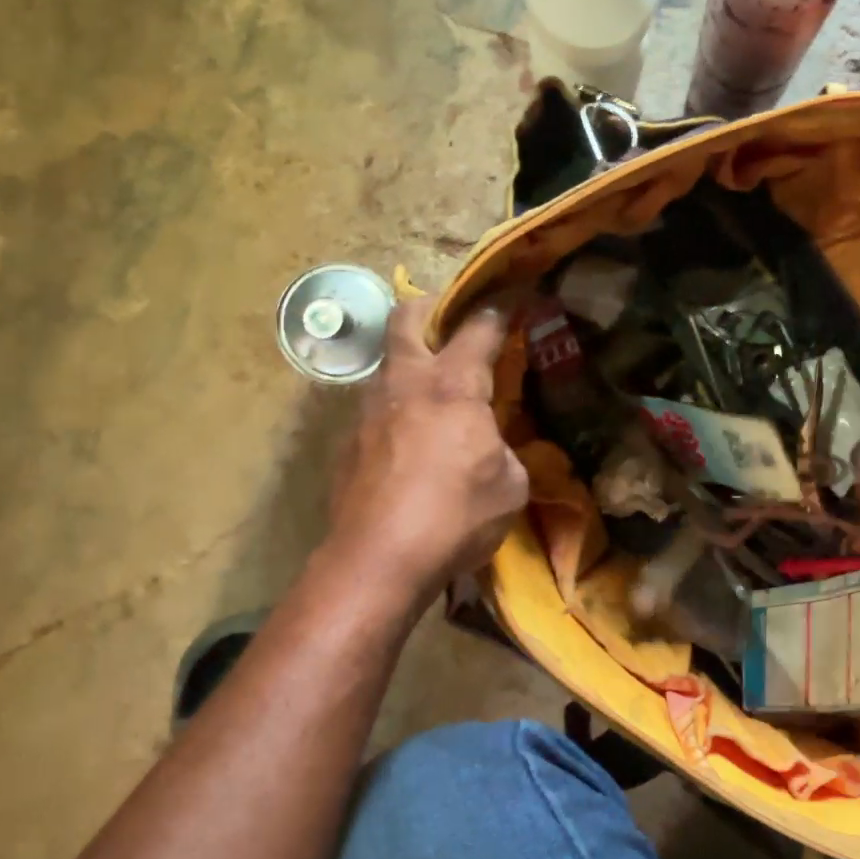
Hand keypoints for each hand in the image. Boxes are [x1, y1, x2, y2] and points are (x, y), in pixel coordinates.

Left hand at [320, 297, 528, 604]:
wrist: (377, 561)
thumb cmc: (456, 517)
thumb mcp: (509, 485)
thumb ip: (502, 450)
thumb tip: (489, 447)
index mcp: (453, 385)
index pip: (479, 326)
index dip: (499, 308)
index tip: (512, 297)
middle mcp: (405, 383)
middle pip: (408, 316)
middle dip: (432, 307)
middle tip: (453, 323)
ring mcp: (368, 411)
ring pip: (387, 363)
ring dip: (410, 364)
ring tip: (435, 395)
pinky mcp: (347, 444)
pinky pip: (375, 410)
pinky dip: (397, 412)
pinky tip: (411, 447)